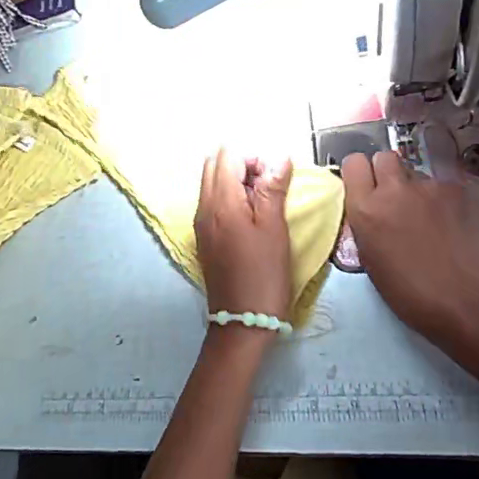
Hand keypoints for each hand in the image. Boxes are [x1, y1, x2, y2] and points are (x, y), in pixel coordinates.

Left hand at [195, 148, 293, 319]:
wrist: (243, 321)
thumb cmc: (264, 274)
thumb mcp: (274, 229)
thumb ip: (273, 190)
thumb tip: (278, 158)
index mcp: (220, 203)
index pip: (227, 157)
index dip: (253, 158)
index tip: (274, 179)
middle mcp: (203, 209)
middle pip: (215, 167)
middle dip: (242, 167)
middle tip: (269, 188)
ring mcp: (200, 225)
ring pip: (212, 185)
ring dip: (237, 184)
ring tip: (264, 205)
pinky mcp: (204, 240)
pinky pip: (212, 205)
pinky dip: (231, 201)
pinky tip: (252, 220)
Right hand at [340, 151, 478, 343]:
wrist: (465, 299)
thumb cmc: (410, 293)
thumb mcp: (372, 260)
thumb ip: (368, 226)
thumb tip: (373, 212)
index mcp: (366, 209)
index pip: (354, 163)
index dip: (360, 173)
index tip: (365, 187)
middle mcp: (395, 189)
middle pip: (385, 157)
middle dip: (387, 173)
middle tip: (395, 199)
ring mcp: (430, 187)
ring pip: (417, 174)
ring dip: (417, 191)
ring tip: (429, 220)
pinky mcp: (459, 190)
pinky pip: (443, 188)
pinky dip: (443, 202)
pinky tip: (452, 225)